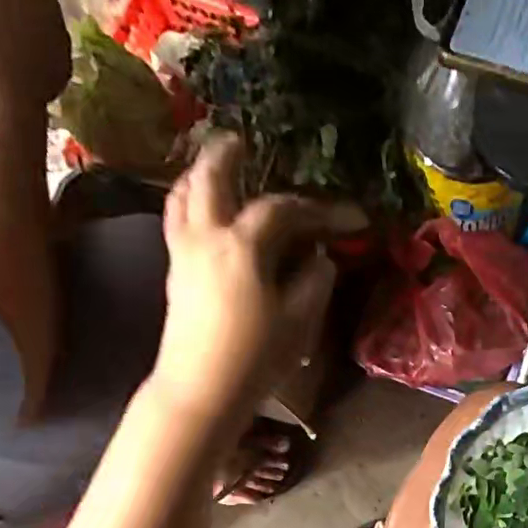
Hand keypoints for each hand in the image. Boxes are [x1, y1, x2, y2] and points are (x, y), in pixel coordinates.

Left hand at [154, 135, 367, 419]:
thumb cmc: (256, 356)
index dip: (320, 209)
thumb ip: (314, 282)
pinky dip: (190, 199)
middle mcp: (206, 236)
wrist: (202, 387)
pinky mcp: (175, 269)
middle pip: (212, 178)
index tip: (352, 217)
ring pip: (184, 194)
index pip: (283, 211)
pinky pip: (177, 217)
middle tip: (245, 141)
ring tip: (219, 168)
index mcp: (242, 247)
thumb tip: (320, 258)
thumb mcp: (299, 321)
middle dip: (229, 155)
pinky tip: (205, 210)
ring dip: (202, 173)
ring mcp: (183, 250)